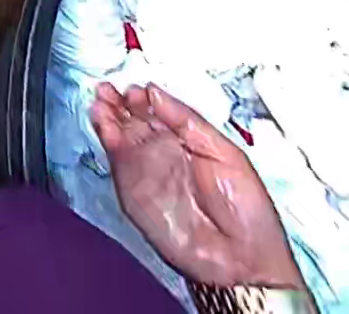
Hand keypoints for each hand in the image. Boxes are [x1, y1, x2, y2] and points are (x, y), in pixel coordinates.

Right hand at [91, 83, 301, 289]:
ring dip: (107, 112)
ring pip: (118, 131)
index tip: (137, 87)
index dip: (144, 95)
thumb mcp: (225, 153)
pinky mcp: (131, 187)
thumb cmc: (248, 213)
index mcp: (185, 139)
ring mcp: (144, 167)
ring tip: (101, 97)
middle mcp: (161, 150)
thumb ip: (187, 120)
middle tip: (110, 88)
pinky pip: (113, 156)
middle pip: (132, 116)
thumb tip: (155, 92)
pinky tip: (101, 117)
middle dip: (119, 99)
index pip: (155, 108)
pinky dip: (104, 134)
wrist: (242, 262)